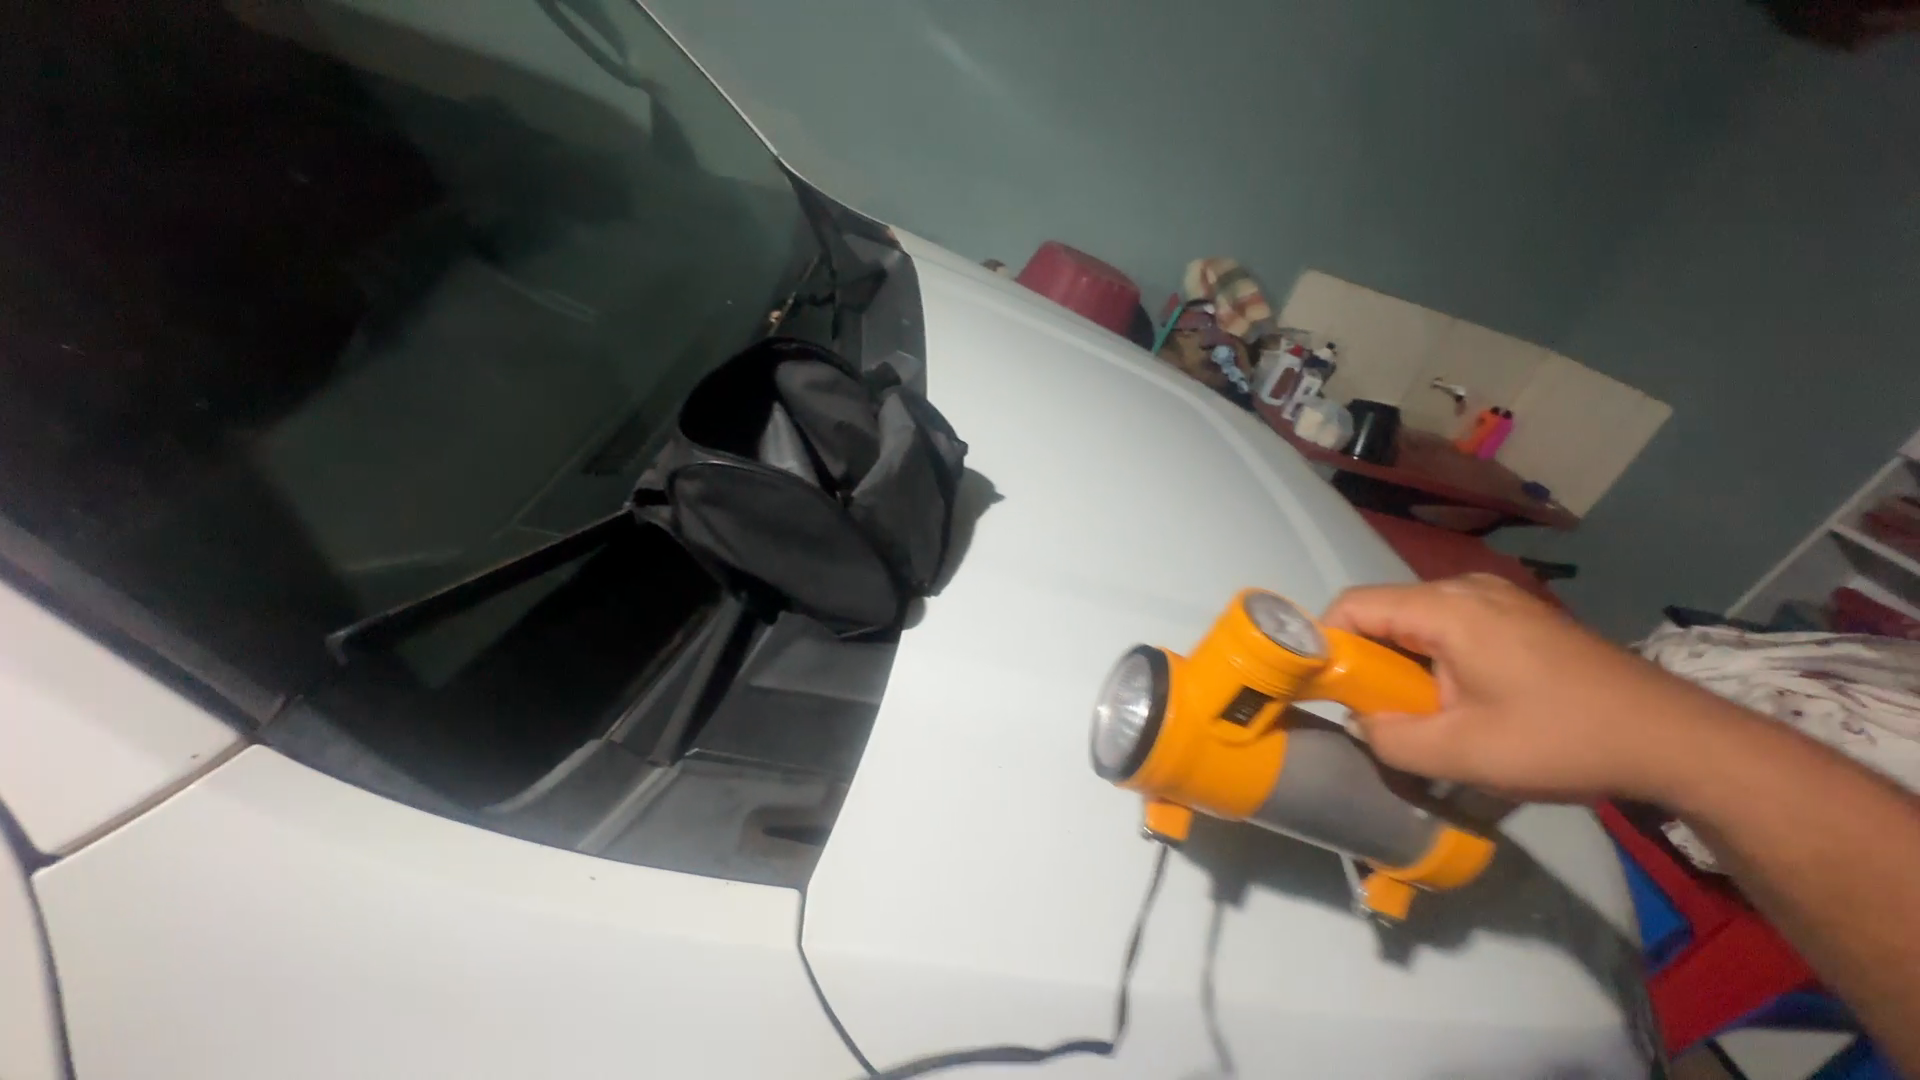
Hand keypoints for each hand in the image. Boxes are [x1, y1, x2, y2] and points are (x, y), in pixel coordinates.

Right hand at [1322, 574, 1743, 803]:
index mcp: (1447, 609)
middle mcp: (1467, 590)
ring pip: (1415, 622)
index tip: (1321, 689)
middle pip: (1383, 612)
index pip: (1352, 605)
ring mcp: (1498, 601)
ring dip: (1401, 664)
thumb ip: (1388, 738)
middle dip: (1364, 660)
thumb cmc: (1562, 740)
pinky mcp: (1520, 618)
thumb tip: (1361, 721)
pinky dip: (1433, 660)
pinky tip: (1460, 701)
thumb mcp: (1461, 755)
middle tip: (1373, 710)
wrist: (1676, 741)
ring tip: (1418, 712)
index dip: (1324, 644)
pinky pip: (1449, 628)